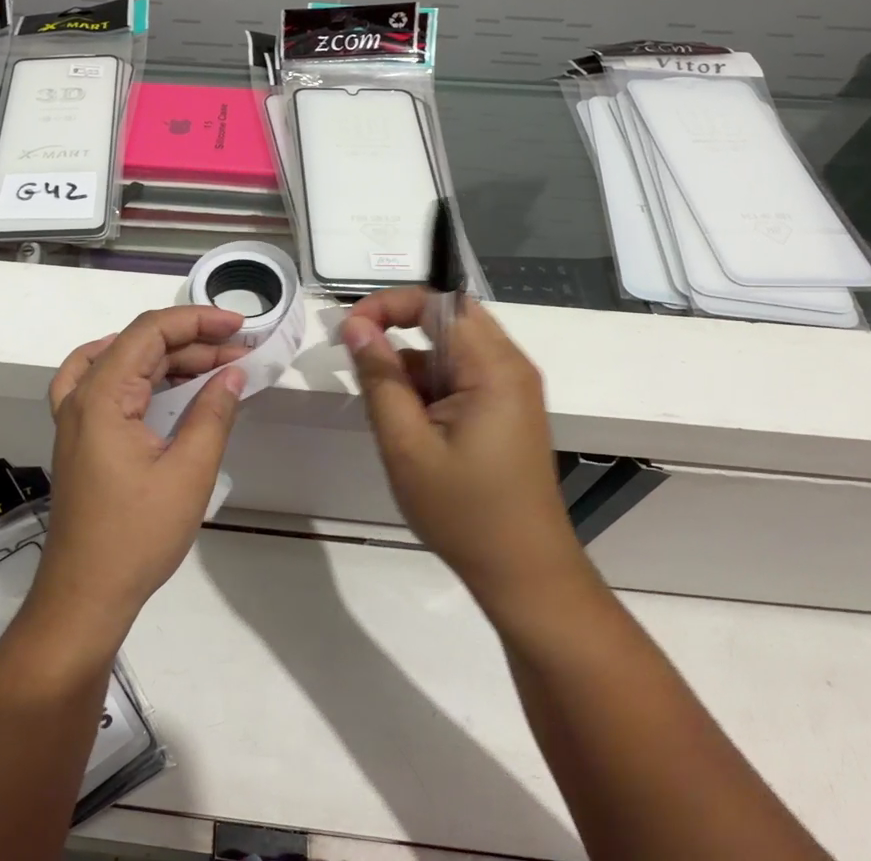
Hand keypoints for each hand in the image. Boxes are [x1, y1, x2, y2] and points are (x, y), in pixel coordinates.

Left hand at [34, 306, 249, 634]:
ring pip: (121, 364)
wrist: (86, 591)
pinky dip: (137, 374)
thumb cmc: (137, 534)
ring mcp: (74, 419)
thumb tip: (233, 374)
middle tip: (241, 356)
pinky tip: (160, 381)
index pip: (149, 332)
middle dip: (191, 343)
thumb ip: (212, 414)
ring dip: (168, 360)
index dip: (197, 321)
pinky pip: (103, 386)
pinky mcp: (79, 440)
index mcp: (101, 396)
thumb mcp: (188, 472)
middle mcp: (80, 397)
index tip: (240, 327)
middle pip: (136, 345)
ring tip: (215, 367)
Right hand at [339, 288, 581, 601]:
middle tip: (356, 363)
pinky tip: (409, 428)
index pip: (439, 302)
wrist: (522, 569)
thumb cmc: (462, 510)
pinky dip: (426, 390)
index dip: (389, 304)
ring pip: (449, 351)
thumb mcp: (406, 444)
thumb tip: (355, 325)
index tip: (348, 331)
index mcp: (494, 368)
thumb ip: (379, 378)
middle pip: (446, 320)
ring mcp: (510, 390)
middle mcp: (509, 367)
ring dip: (410, 367)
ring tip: (387, 417)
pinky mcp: (505, 412)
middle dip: (396, 332)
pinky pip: (459, 378)